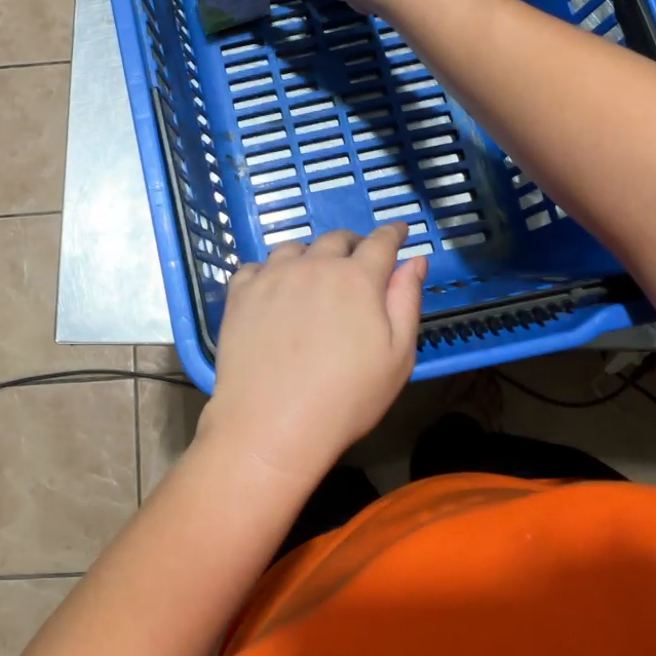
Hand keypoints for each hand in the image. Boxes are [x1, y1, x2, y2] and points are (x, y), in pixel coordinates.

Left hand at [195, 223, 427, 482]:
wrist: (271, 424)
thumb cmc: (346, 398)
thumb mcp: (397, 356)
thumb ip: (406, 301)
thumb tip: (415, 260)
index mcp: (356, 278)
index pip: (380, 242)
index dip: (393, 234)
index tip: (399, 231)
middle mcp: (313, 266)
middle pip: (336, 239)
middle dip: (352, 244)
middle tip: (357, 260)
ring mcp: (272, 276)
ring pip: (295, 249)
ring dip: (310, 255)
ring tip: (314, 274)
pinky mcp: (240, 293)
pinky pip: (257, 267)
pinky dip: (271, 271)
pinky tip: (274, 288)